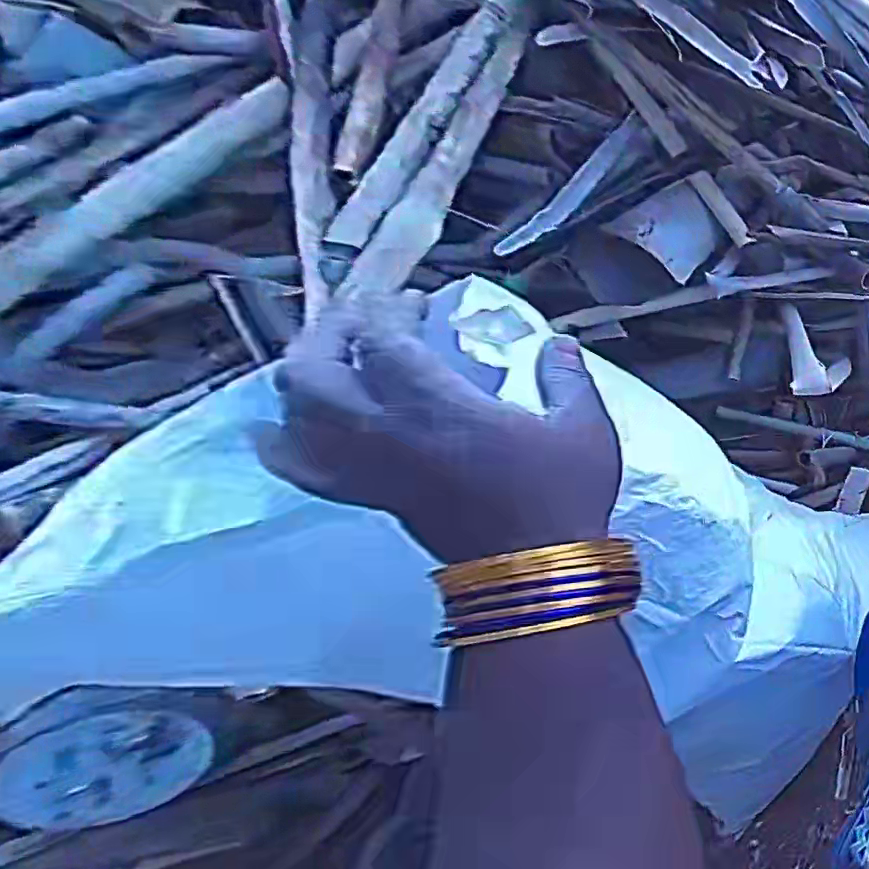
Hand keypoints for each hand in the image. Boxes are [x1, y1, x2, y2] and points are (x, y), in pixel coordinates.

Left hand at [255, 292, 620, 563]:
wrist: (537, 566)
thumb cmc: (565, 492)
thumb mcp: (586, 428)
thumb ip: (568, 378)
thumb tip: (559, 342)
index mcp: (443, 408)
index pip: (384, 342)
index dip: (389, 311)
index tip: (414, 301)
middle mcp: (388, 432)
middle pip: (315, 368)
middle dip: (333, 332)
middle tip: (366, 321)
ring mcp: (370, 467)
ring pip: (295, 410)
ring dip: (305, 372)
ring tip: (333, 357)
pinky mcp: (368, 495)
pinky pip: (299, 464)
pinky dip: (281, 438)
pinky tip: (280, 425)